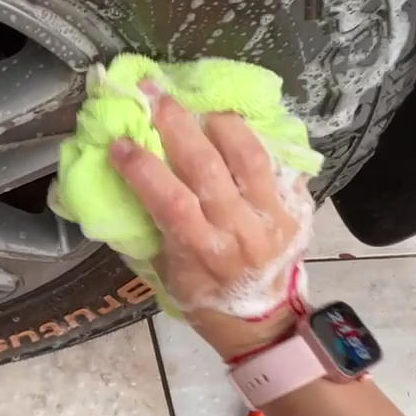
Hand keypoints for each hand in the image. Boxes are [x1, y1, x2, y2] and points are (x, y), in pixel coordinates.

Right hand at [108, 94, 314, 360]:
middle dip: (177, 127)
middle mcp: (240, 232)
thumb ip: (150, 232)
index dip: (144, 169)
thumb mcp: (166, 275)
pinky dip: (253, 140)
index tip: (120, 143)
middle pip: (208, 169)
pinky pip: (276, 163)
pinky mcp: (295, 208)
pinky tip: (232, 122)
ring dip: (220, 125)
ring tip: (199, 104)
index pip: (171, 203)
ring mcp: (272, 217)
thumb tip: (123, 189)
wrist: (262, 320)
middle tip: (154, 95)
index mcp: (203, 253)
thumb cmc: (203, 300)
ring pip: (249, 158)